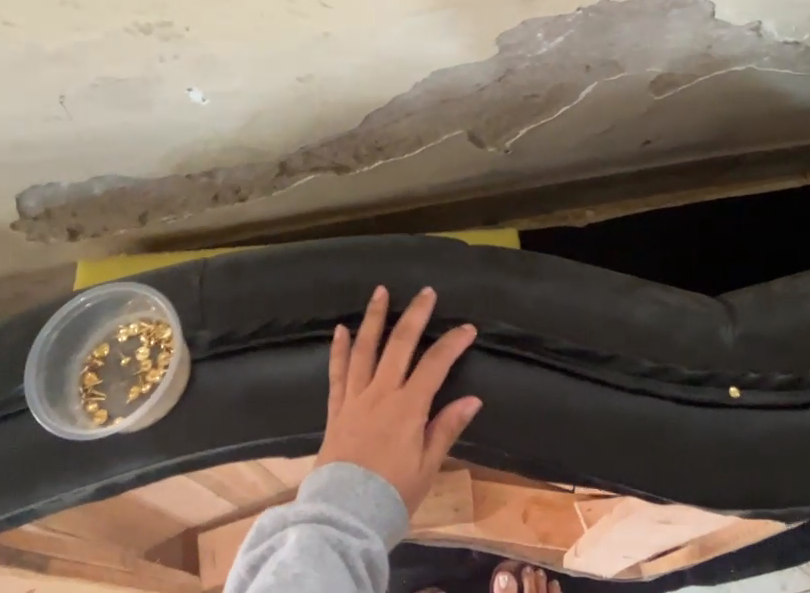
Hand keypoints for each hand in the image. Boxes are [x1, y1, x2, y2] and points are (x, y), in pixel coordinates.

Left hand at [315, 285, 482, 513]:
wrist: (343, 516)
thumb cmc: (392, 495)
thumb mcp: (427, 467)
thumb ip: (446, 428)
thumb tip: (472, 399)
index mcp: (408, 407)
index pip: (435, 364)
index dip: (453, 343)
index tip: (468, 328)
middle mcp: (381, 393)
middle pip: (400, 345)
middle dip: (415, 315)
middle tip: (426, 292)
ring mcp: (355, 398)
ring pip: (365, 349)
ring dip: (374, 318)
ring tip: (381, 292)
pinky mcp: (336, 409)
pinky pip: (337, 372)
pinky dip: (339, 349)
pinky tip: (341, 330)